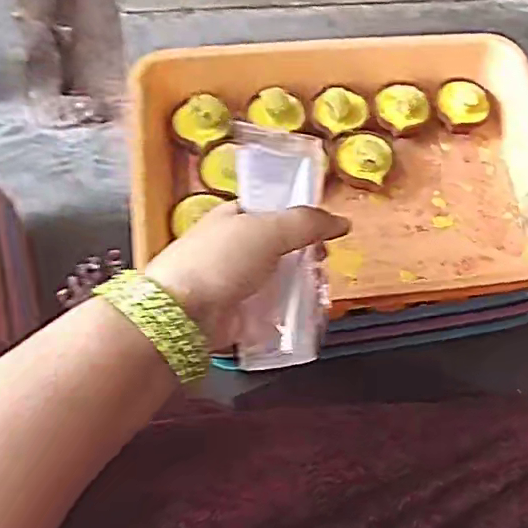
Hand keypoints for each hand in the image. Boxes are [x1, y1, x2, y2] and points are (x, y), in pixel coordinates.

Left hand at [143, 204, 350, 346]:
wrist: (185, 312)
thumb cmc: (222, 260)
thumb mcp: (268, 230)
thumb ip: (307, 223)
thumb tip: (342, 222)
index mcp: (237, 217)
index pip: (277, 211)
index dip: (304, 219)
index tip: (326, 233)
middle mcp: (238, 248)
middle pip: (284, 249)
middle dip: (308, 257)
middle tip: (322, 265)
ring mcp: (239, 283)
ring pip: (282, 282)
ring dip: (303, 287)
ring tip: (317, 293)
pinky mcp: (242, 314)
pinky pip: (274, 311)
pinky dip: (290, 313)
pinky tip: (304, 316)